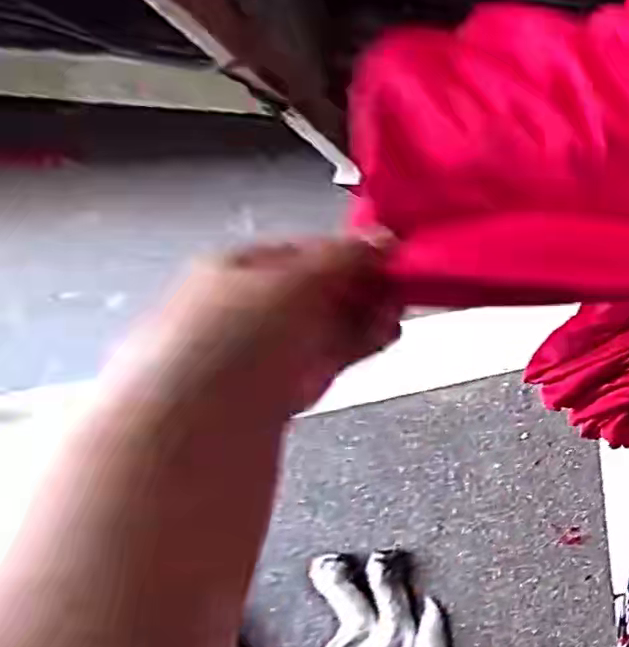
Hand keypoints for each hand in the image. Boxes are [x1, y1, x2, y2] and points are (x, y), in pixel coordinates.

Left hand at [103, 236, 402, 417]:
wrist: (207, 409)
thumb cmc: (241, 329)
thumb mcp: (297, 278)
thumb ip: (347, 256)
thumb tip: (389, 237)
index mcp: (242, 265)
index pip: (312, 249)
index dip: (355, 251)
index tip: (394, 257)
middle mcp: (260, 298)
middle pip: (332, 284)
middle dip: (370, 285)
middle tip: (402, 288)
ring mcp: (280, 337)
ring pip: (342, 316)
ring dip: (374, 312)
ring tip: (396, 315)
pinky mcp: (303, 371)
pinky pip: (345, 347)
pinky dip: (369, 339)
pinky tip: (388, 335)